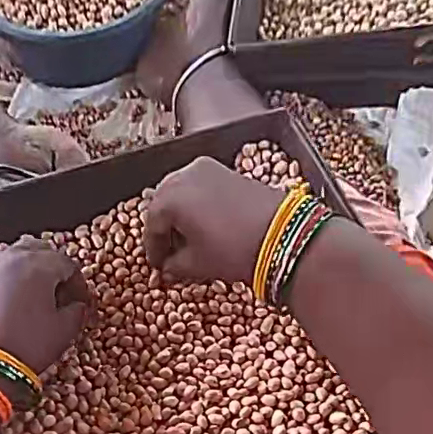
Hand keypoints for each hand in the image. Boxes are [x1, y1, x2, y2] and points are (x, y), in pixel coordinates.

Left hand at [0, 236, 90, 374]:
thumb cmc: (26, 346)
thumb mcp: (63, 332)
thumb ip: (77, 312)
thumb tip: (77, 307)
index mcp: (38, 264)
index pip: (68, 264)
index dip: (79, 284)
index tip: (82, 302)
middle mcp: (10, 260)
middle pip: (39, 250)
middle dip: (54, 269)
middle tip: (61, 295)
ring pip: (15, 259)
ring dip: (30, 273)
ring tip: (38, 301)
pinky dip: (10, 285)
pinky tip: (15, 309)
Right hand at [143, 156, 286, 284]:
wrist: (281, 235)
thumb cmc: (231, 250)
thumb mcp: (196, 264)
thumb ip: (174, 264)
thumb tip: (168, 265)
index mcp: (170, 198)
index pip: (151, 224)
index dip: (153, 248)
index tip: (156, 265)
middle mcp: (184, 175)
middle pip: (164, 203)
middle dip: (164, 228)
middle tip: (168, 252)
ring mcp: (207, 168)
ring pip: (181, 192)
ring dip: (179, 215)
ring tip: (186, 240)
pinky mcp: (226, 171)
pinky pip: (200, 187)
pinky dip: (196, 205)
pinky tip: (203, 226)